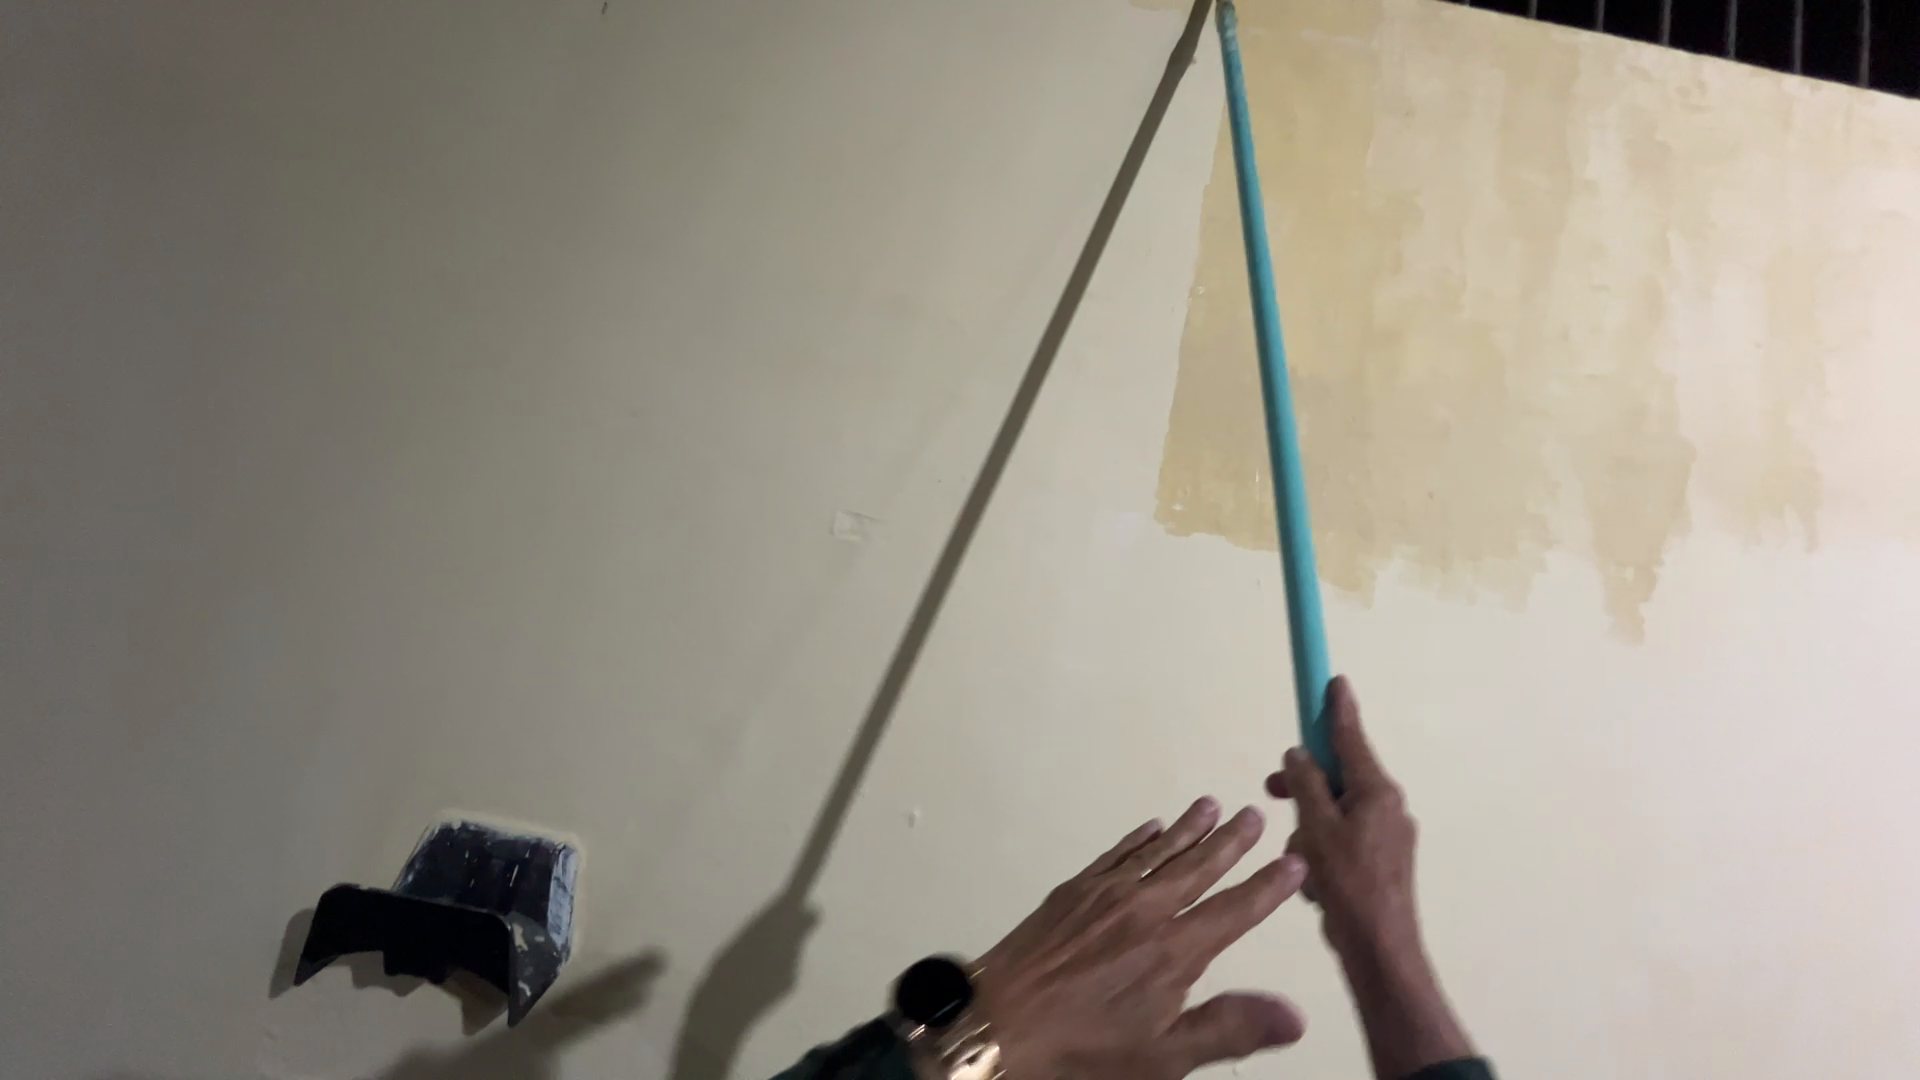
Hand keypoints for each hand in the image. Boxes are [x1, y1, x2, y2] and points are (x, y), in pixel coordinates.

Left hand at [970, 798, 1308, 1078]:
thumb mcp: (1164, 1058)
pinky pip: (1116, 854)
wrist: (1003, 1019)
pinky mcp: (1075, 889)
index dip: (1266, 888)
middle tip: (1252, 814)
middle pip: (1197, 868)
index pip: (1233, 912)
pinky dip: (1137, 839)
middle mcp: (1145, 910)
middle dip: (1229, 842)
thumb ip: (1229, 1028)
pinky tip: (1150, 827)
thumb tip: (1296, 1014)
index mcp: (1174, 952)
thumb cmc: (1087, 1048)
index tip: (1292, 861)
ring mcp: (1107, 893)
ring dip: (1186, 829)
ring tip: (1210, 805)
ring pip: (1158, 852)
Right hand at [1265, 677, 1418, 959]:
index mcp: (1377, 792)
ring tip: (1297, 852)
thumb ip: (1305, 783)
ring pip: (1333, 807)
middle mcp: (1387, 806)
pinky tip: (1312, 873)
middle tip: (1272, 789)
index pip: (1351, 738)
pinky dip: (1320, 844)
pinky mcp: (1379, 859)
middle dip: (1303, 781)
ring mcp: (1386, 834)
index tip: (1334, 680)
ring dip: (1307, 821)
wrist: (1380, 950)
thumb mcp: (1315, 825)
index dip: (1338, 708)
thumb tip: (1298, 754)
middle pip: (1337, 774)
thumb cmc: (1348, 882)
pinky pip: (1340, 834)